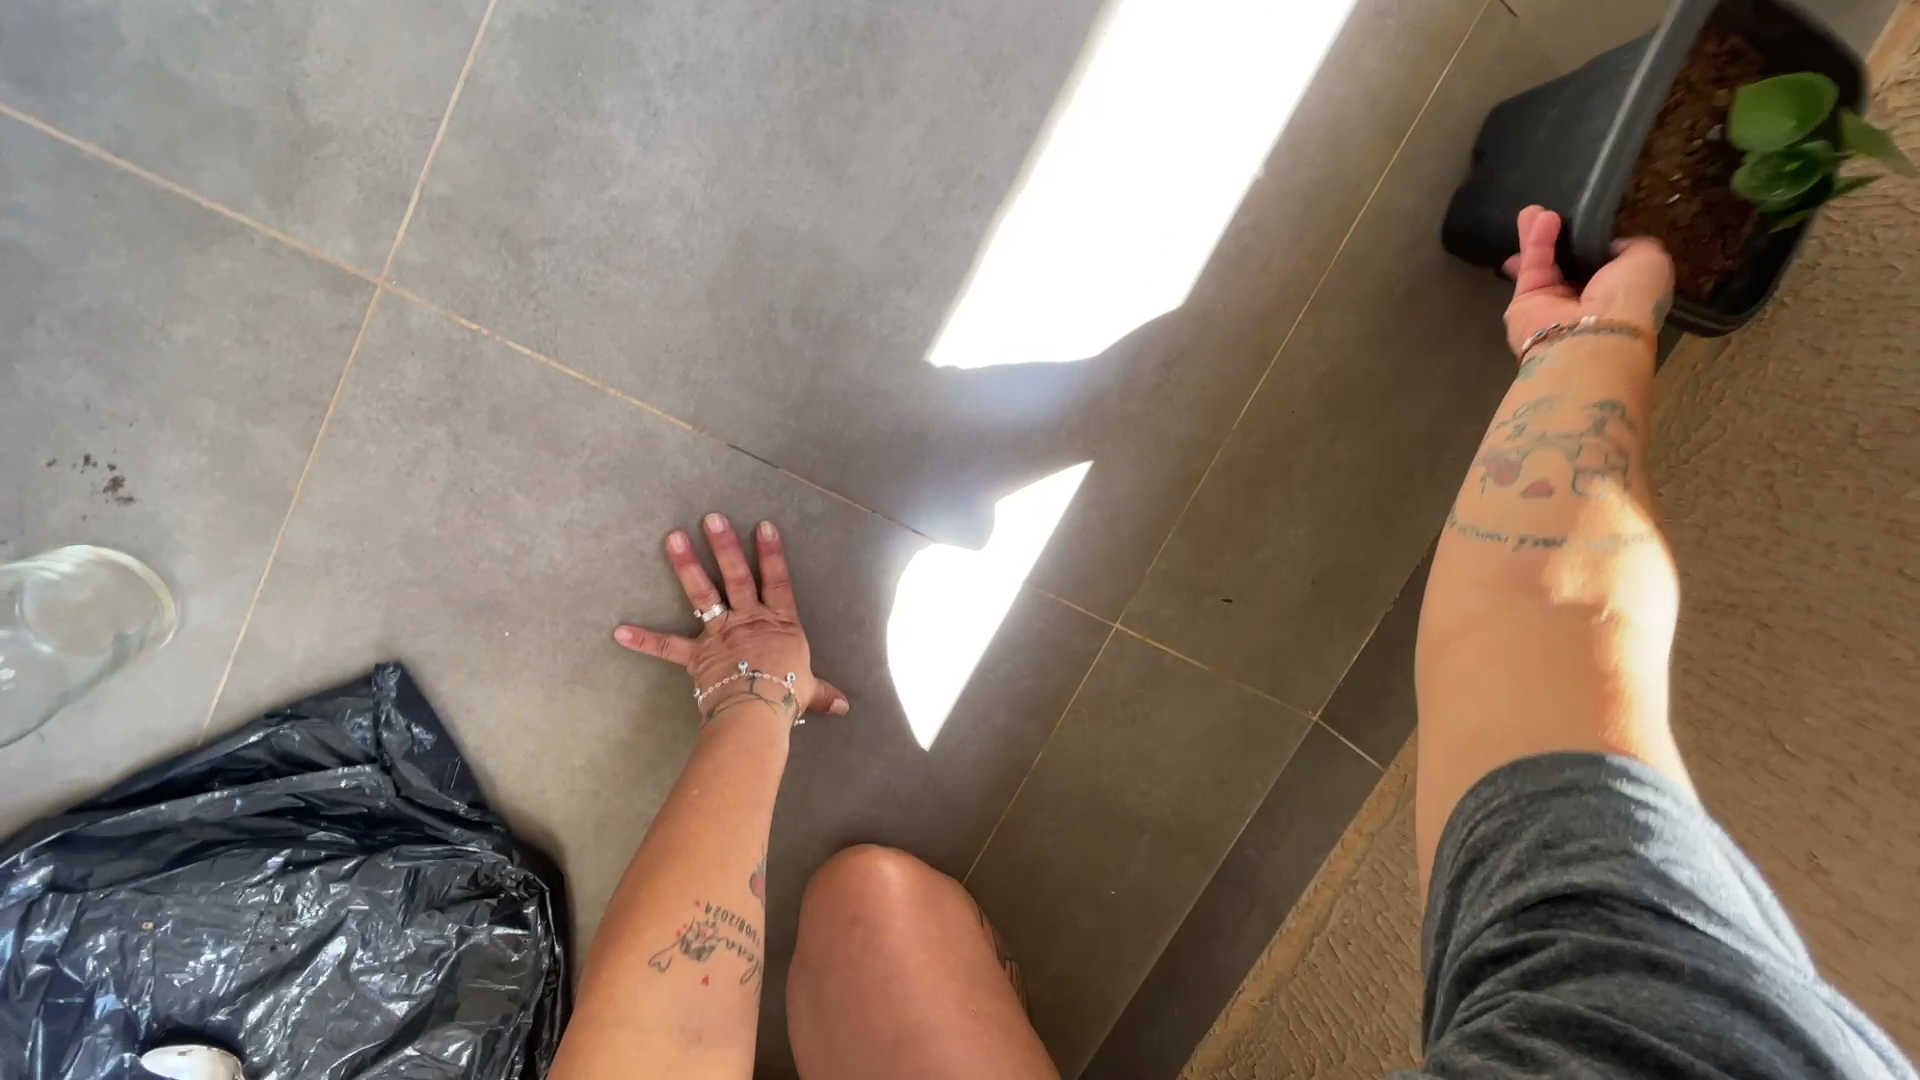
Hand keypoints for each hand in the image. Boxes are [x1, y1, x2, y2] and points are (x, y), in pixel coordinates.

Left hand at [615, 514, 848, 728]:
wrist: (758, 708)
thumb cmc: (786, 695)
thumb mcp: (810, 690)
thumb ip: (824, 693)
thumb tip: (845, 706)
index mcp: (780, 623)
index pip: (778, 581)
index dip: (772, 553)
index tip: (764, 526)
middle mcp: (749, 620)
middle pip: (737, 576)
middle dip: (724, 545)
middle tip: (712, 517)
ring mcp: (721, 633)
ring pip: (704, 593)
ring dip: (686, 565)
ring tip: (673, 537)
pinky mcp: (697, 655)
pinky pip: (667, 647)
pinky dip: (644, 640)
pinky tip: (619, 632)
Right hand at [1502, 205, 1674, 359]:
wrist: (1588, 335)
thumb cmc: (1631, 298)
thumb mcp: (1650, 259)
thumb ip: (1631, 246)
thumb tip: (1608, 245)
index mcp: (1620, 292)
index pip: (1606, 263)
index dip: (1600, 242)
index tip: (1595, 224)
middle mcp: (1585, 297)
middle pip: (1571, 260)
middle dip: (1564, 237)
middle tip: (1557, 211)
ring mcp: (1552, 300)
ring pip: (1546, 261)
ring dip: (1540, 236)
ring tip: (1533, 210)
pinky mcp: (1524, 301)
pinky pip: (1532, 266)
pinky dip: (1534, 243)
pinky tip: (1536, 220)